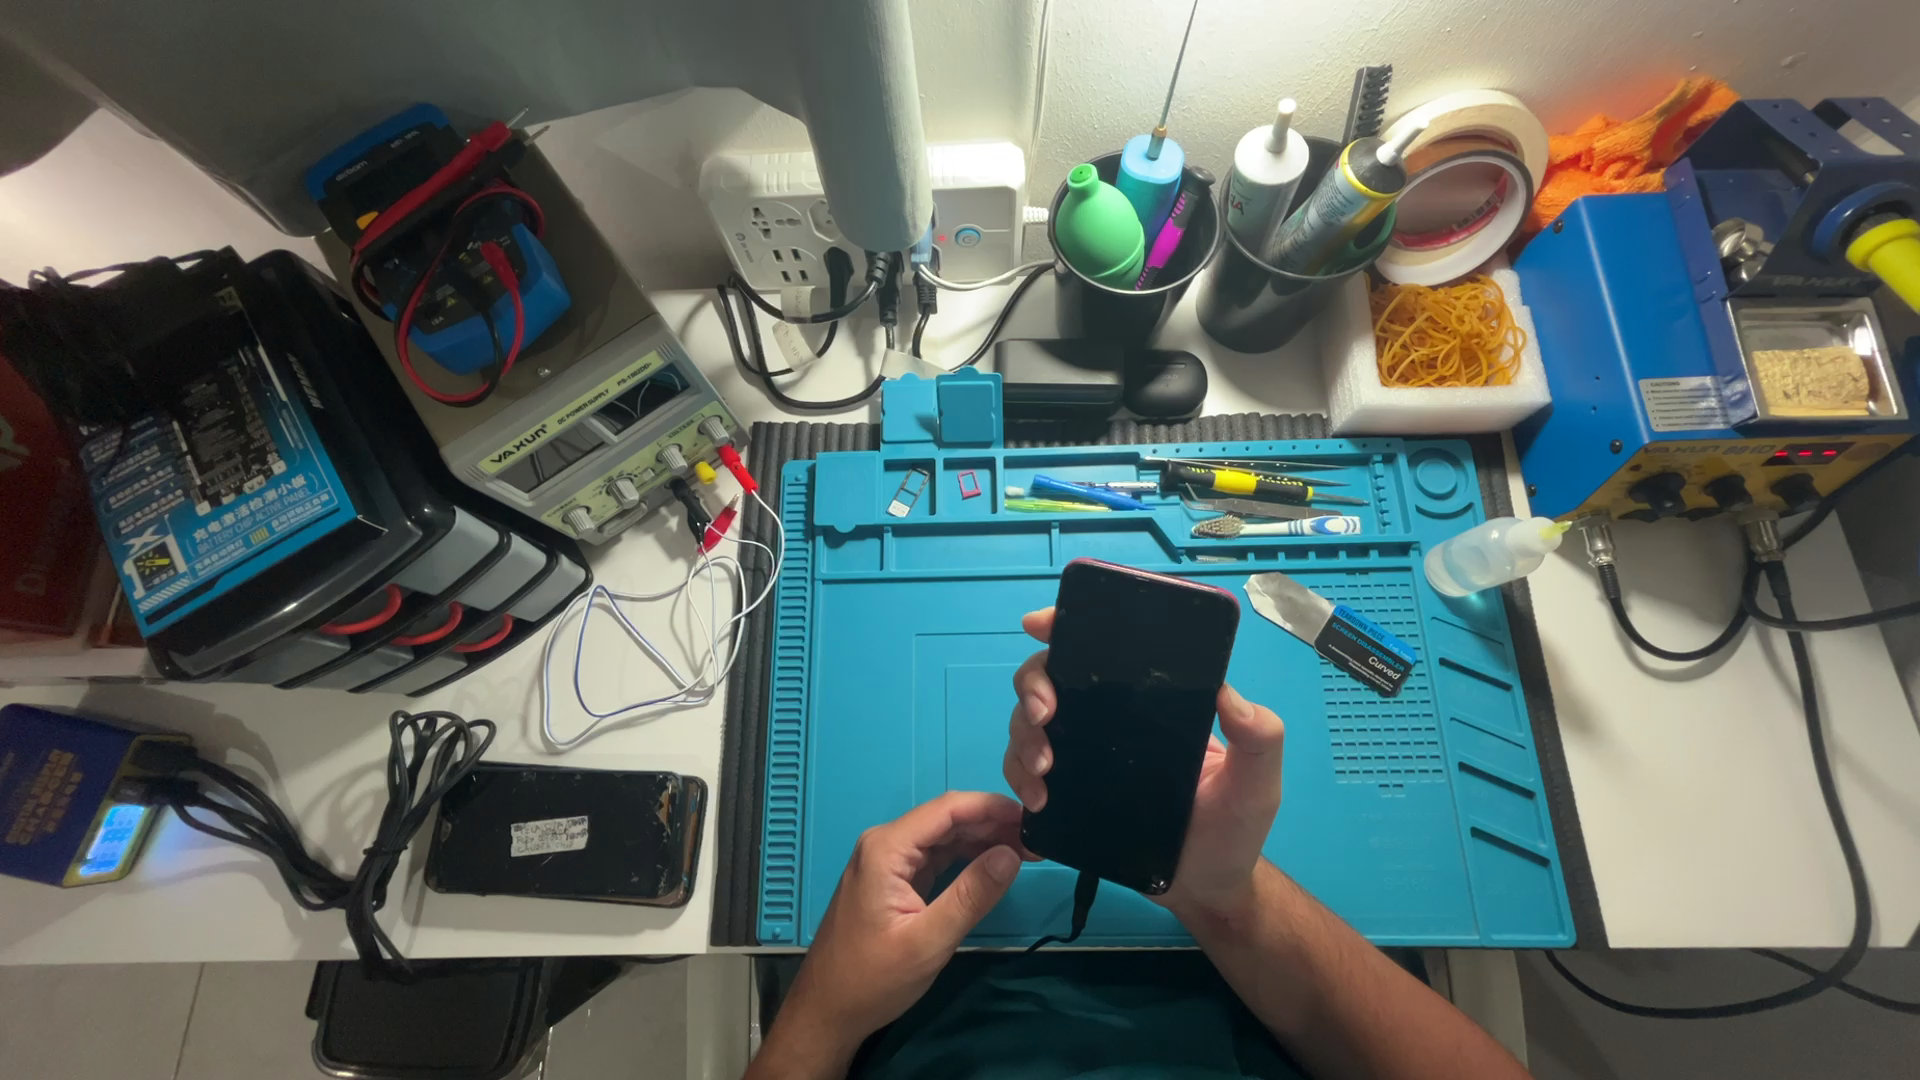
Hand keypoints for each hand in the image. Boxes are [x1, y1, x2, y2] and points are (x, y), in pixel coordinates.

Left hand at [766, 792, 1025, 1070]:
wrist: (826, 1012)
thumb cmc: (872, 978)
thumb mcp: (928, 941)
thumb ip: (971, 895)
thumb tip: (1011, 854)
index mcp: (887, 847)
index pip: (947, 809)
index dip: (990, 807)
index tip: (1029, 816)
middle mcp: (886, 843)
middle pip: (947, 819)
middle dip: (992, 824)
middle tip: (1035, 840)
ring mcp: (890, 860)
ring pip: (944, 837)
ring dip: (983, 840)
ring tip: (1025, 850)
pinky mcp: (895, 878)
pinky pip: (936, 857)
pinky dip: (967, 858)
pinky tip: (994, 864)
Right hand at [1001, 607, 1285, 918]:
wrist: (1205, 892)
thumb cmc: (1232, 830)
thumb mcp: (1256, 783)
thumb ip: (1260, 739)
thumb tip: (1229, 695)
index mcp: (1146, 701)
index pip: (1099, 649)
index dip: (1063, 629)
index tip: (1038, 627)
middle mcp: (1106, 718)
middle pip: (1048, 678)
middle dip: (1033, 686)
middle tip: (1045, 715)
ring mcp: (1080, 754)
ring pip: (1027, 721)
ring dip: (1023, 736)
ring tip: (1043, 769)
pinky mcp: (1064, 791)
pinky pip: (1023, 770)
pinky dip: (1018, 777)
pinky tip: (1037, 798)